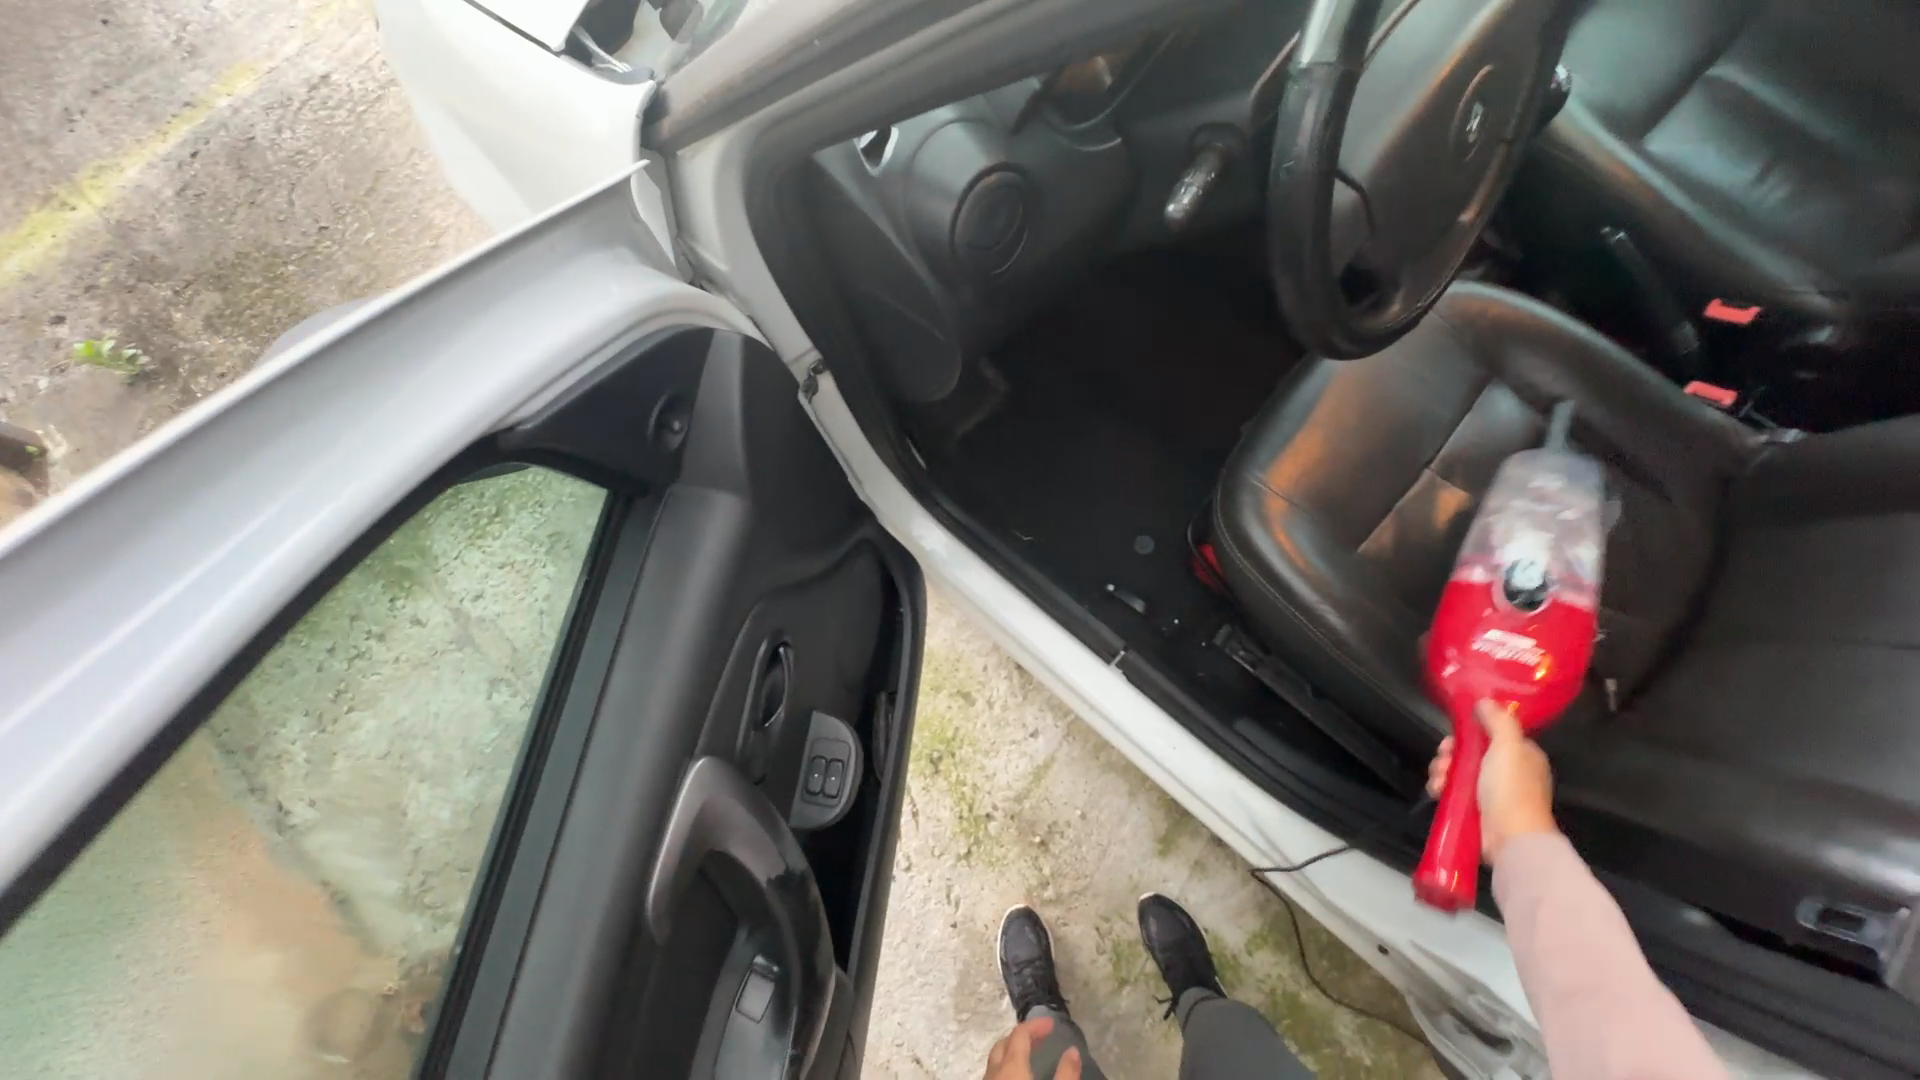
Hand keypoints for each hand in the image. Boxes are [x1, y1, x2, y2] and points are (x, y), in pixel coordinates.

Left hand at [982, 1016, 1079, 1079]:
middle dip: (1021, 1036)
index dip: (1036, 1025)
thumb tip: (1073, 1051)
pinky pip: (993, 1074)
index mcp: (1012, 1065)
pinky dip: (1005, 1068)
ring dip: (1011, 1053)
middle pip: (1003, 1044)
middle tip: (1040, 1038)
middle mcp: (994, 1071)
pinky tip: (1016, 1078)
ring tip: (1029, 1057)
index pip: (1021, 1033)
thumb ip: (1066, 1074)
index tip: (1052, 1024)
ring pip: (995, 1061)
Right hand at [1427, 701, 1558, 862]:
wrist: (1510, 837)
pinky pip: (1451, 789)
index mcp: (1522, 755)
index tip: (1456, 734)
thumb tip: (1484, 700)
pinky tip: (1437, 790)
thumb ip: (1499, 721)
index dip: (1471, 731)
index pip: (1492, 734)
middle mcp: (1507, 771)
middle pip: (1469, 751)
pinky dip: (1441, 787)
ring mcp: (1490, 791)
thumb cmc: (1511, 788)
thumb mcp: (1509, 747)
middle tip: (1444, 758)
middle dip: (1450, 752)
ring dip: (1442, 770)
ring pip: (1456, 770)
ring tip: (1440, 778)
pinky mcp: (1474, 807)